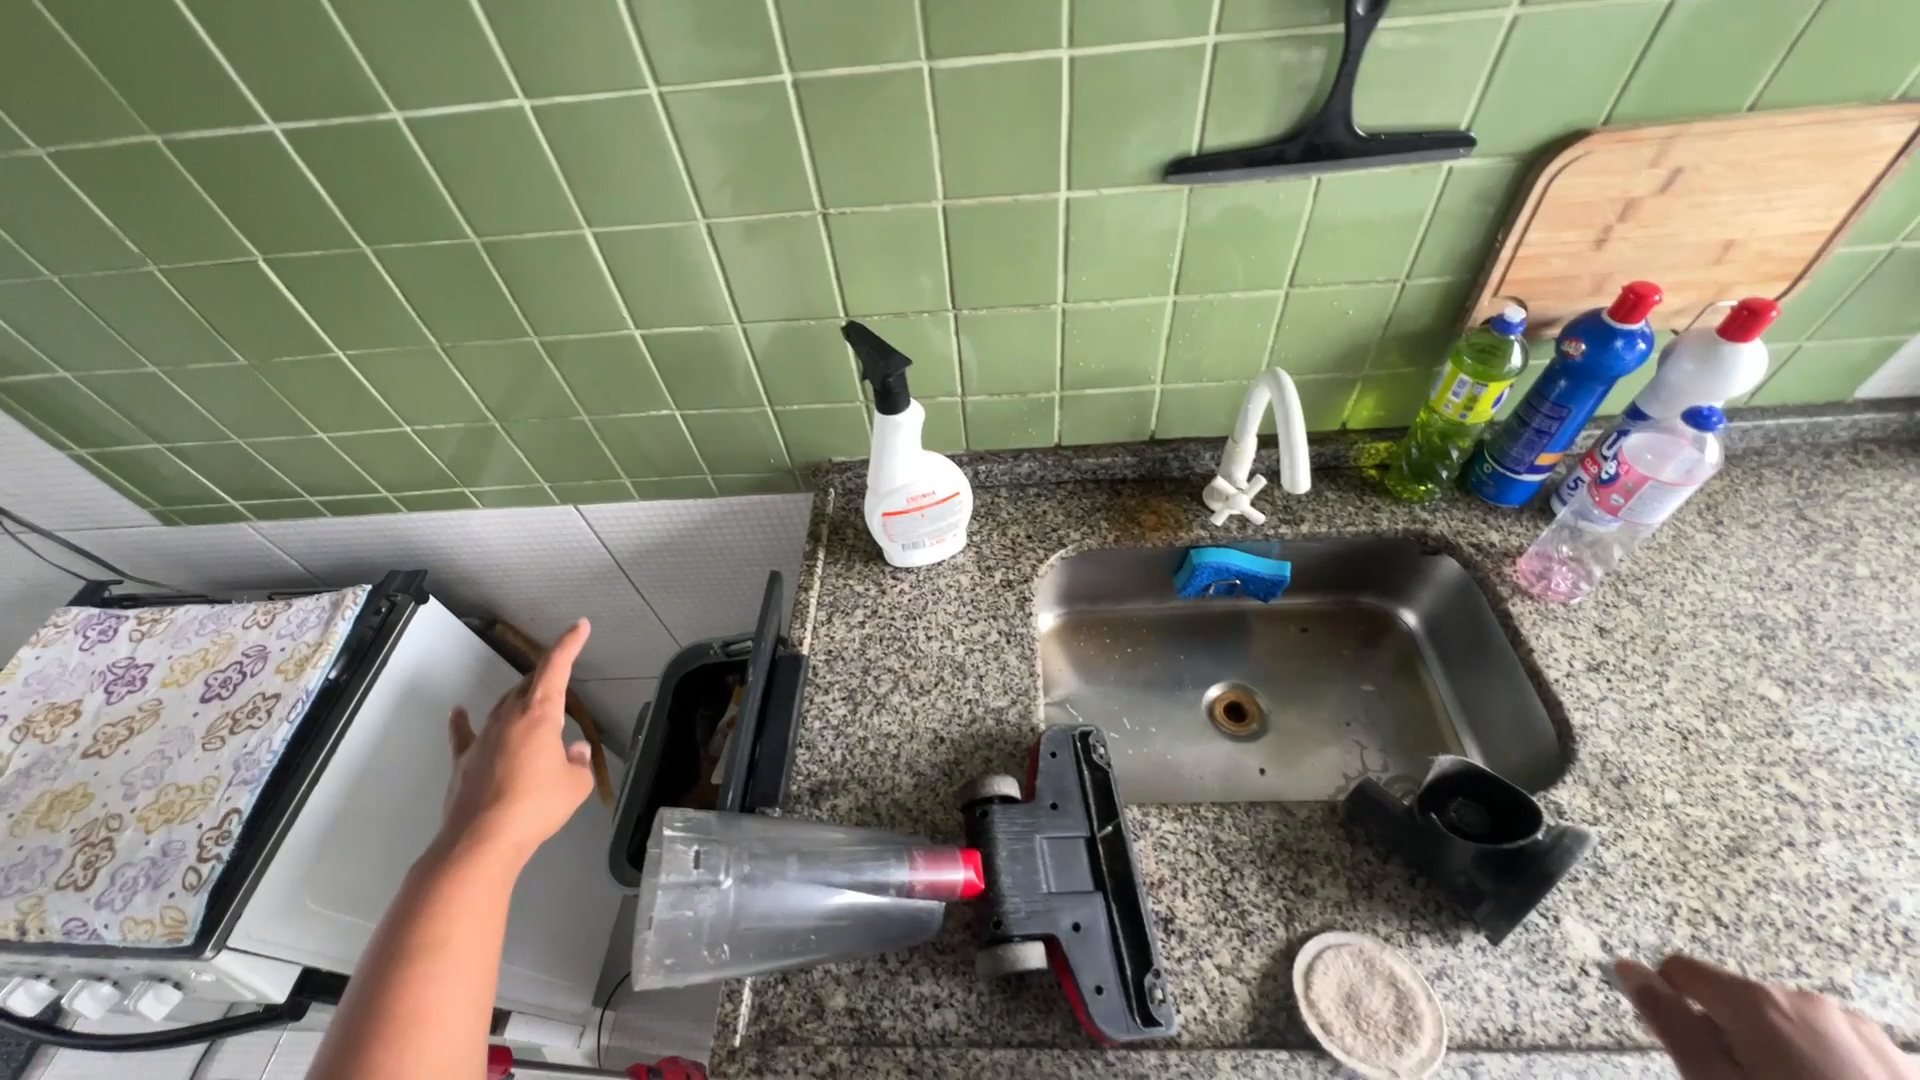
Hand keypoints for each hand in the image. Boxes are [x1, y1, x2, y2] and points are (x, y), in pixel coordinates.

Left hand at [441, 619, 595, 865]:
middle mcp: (508, 718)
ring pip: (503, 706)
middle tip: (562, 673)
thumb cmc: (537, 807)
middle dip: (547, 676)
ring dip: (519, 699)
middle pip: (528, 685)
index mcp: (539, 716)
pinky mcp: (464, 761)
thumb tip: (572, 752)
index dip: (569, 645)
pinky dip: (463, 720)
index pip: (556, 669)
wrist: (481, 841)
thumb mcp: (575, 785)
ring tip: (534, 701)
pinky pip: (464, 732)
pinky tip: (459, 710)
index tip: (580, 626)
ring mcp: (482, 738)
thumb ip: (577, 763)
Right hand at [1616, 954, 1916, 1078]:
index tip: (1689, 1050)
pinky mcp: (1895, 1057)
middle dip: (1729, 1035)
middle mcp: (1804, 999)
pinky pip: (1834, 1043)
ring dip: (1776, 1050)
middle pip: (1736, 1001)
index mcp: (1754, 1001)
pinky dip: (1820, 1063)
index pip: (1681, 971)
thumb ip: (1669, 1021)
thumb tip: (1626, 967)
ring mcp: (1858, 1027)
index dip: (1671, 1003)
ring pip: (1787, 1024)